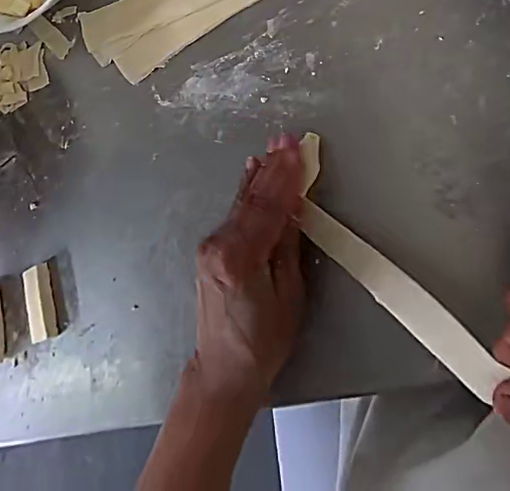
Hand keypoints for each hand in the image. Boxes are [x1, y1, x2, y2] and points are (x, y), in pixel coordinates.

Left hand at [188, 134, 305, 402]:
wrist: (222, 371)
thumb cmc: (262, 343)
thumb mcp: (289, 297)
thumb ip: (288, 246)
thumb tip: (294, 207)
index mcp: (241, 258)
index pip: (271, 208)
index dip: (287, 178)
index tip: (299, 152)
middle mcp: (220, 245)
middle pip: (255, 199)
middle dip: (275, 167)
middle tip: (288, 139)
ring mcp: (211, 245)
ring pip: (243, 201)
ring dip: (262, 173)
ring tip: (276, 146)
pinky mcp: (210, 249)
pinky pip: (234, 212)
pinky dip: (246, 189)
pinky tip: (253, 170)